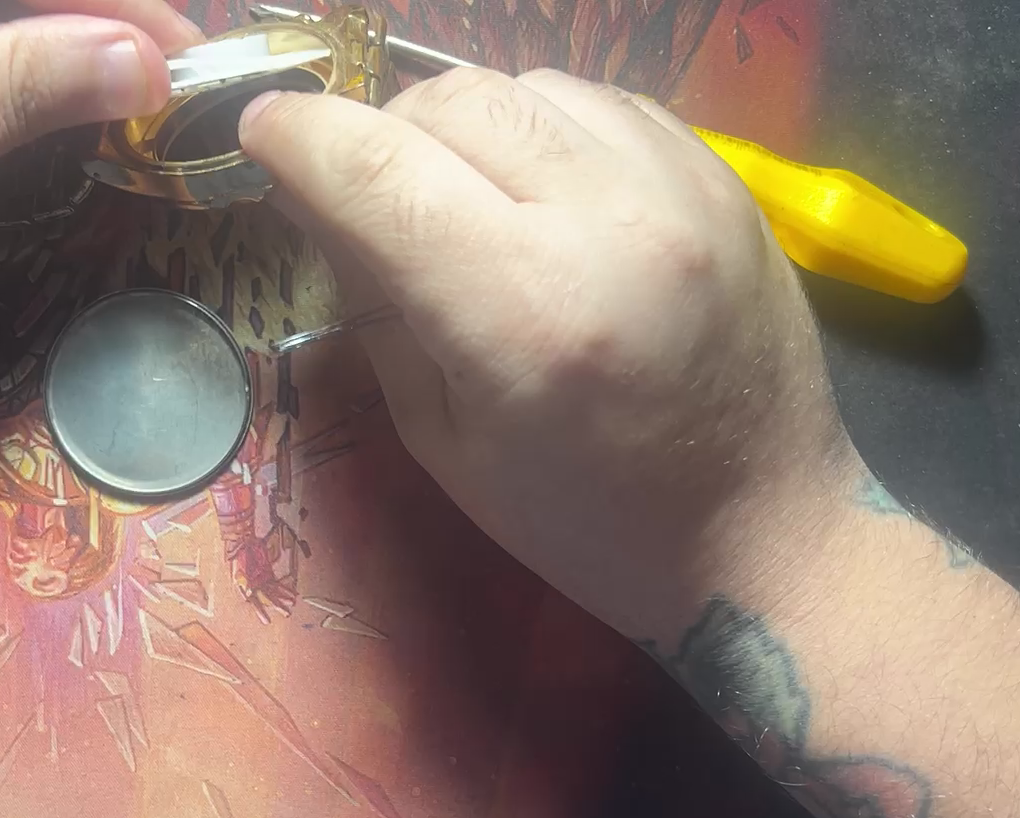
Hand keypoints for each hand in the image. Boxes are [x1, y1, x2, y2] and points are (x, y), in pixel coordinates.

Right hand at [240, 68, 857, 636]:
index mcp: (522, 317)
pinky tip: (544, 199)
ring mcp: (681, 186)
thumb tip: (326, 214)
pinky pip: (597, 106)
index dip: (299, 139)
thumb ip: (380, 317)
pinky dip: (542, 134)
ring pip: (524, 84)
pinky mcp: (723, 178)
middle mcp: (607, 223)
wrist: (757, 533)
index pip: (377, 174)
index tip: (262, 135)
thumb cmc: (586, 523)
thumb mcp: (449, 445)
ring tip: (464, 203)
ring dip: (462, 128)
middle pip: (447, 101)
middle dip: (377, 134)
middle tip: (368, 194)